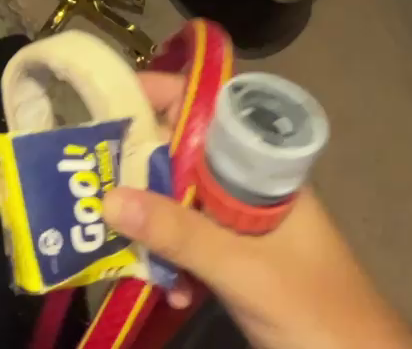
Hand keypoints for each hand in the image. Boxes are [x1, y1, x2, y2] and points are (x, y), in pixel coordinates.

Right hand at [103, 73, 411, 348]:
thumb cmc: (321, 315)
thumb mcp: (246, 271)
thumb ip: (180, 234)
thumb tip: (107, 197)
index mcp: (261, 170)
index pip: (205, 110)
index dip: (159, 95)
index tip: (107, 98)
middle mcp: (245, 188)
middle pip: (179, 154)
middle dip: (134, 163)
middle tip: (90, 171)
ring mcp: (237, 226)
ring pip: (174, 199)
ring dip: (144, 217)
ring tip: (109, 232)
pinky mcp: (230, 260)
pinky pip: (180, 240)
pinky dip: (162, 256)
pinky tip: (155, 285)